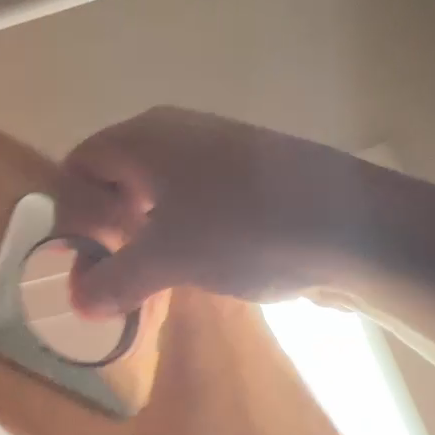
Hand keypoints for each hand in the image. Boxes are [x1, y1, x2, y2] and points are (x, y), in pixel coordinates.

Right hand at [59, 107, 382, 314]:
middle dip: (106, 225)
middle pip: (114, 175)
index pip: (80, 165)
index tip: (91, 258)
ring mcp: (214, 149)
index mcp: (143, 137)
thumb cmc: (244, 228)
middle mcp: (172, 132)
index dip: (73, 213)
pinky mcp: (248, 172)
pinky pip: (192, 196)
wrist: (362, 226)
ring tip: (157, 275)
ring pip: (154, 189)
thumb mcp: (168, 259)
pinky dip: (180, 228)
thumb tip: (77, 302)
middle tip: (118, 270)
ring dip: (143, 232)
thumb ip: (114, 280)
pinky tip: (200, 263)